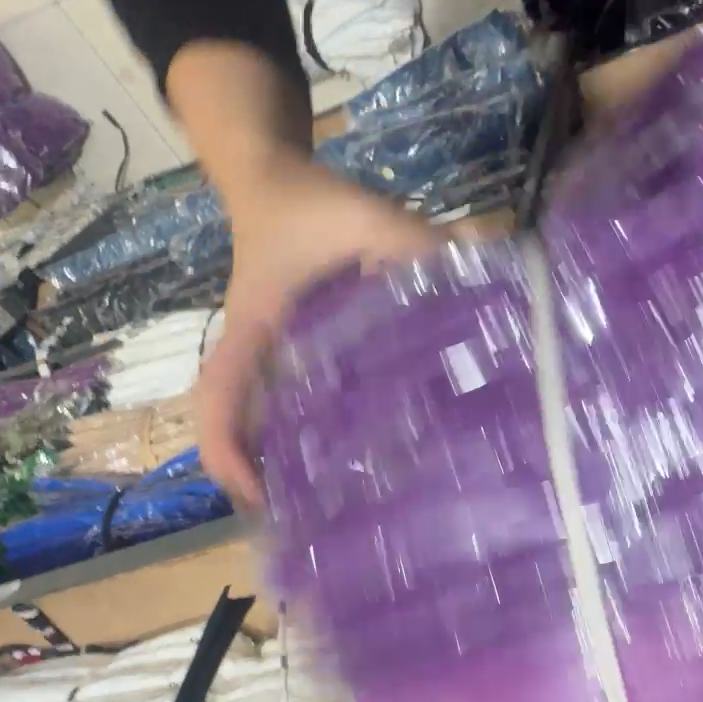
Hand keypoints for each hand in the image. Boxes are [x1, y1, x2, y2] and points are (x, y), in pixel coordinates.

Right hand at [196, 157, 441, 506]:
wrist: (274, 178)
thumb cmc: (308, 204)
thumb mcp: (366, 218)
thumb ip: (420, 244)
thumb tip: (482, 275)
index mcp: (255, 328)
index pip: (219, 396)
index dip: (227, 450)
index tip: (257, 497)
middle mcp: (256, 350)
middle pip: (239, 424)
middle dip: (264, 476)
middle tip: (315, 523)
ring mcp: (273, 352)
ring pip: (265, 416)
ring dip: (288, 459)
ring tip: (341, 504)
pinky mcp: (296, 347)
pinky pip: (295, 395)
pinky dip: (314, 428)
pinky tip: (368, 447)